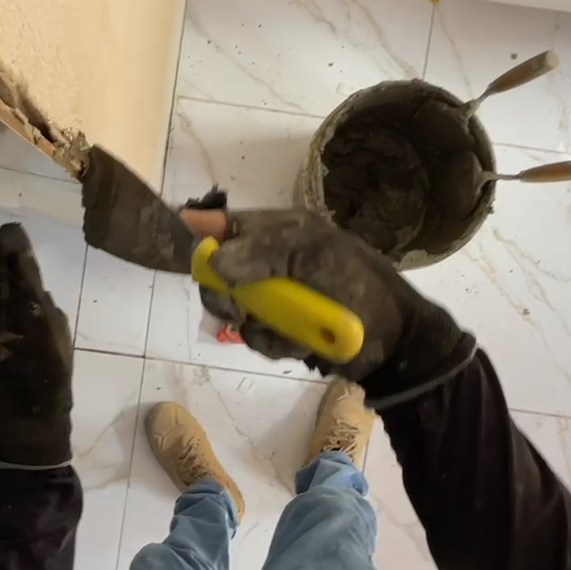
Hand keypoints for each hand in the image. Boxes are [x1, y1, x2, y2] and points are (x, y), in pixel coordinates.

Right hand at [197, 209, 474, 404]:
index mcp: (277, 231)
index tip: (176, 241)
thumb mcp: (312, 254)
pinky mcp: (279, 331)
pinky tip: (299, 344)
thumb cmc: (357, 284)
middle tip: (240, 309)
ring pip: (232, 311)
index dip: (198, 231)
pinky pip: (254, 338)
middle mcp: (268, 262)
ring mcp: (273, 299)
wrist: (394, 340)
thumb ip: (261, 252)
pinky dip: (274, 344)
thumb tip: (212, 261)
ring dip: (257, 324)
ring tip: (288, 327)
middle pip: (216, 274)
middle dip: (225, 295)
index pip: (224, 225)